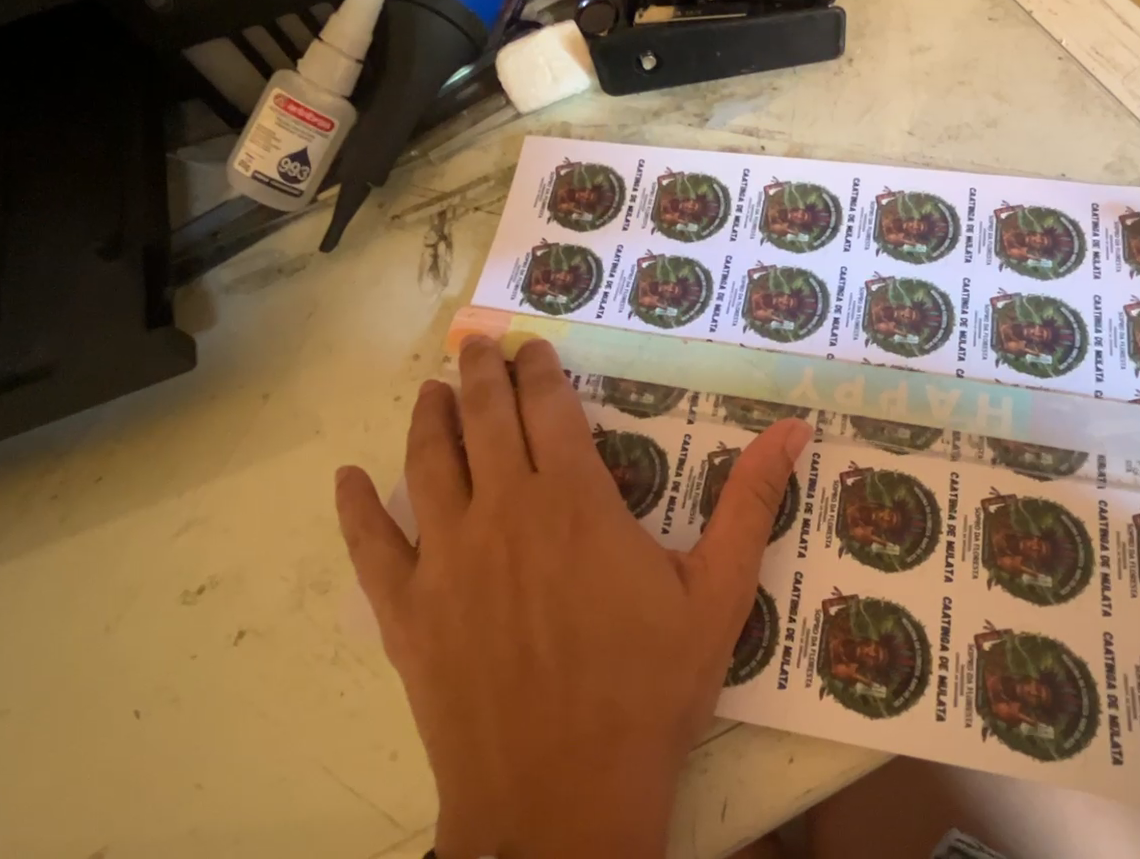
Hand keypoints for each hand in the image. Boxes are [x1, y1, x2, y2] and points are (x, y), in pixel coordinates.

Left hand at [334, 336, 810, 857]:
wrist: (564, 796)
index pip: (548, 407)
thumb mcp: (719, 594)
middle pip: (483, 418)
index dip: (538, 370)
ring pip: (427, 462)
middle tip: (477, 343)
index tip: (532, 348)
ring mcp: (446, 558)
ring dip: (427, 416)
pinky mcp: (407, 611)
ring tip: (430, 389)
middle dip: (481, 373)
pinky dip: (355, 507)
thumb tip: (793, 429)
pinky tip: (346, 479)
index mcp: (575, 500)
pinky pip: (370, 545)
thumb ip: (751, 503)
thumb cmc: (649, 690)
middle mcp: (503, 510)